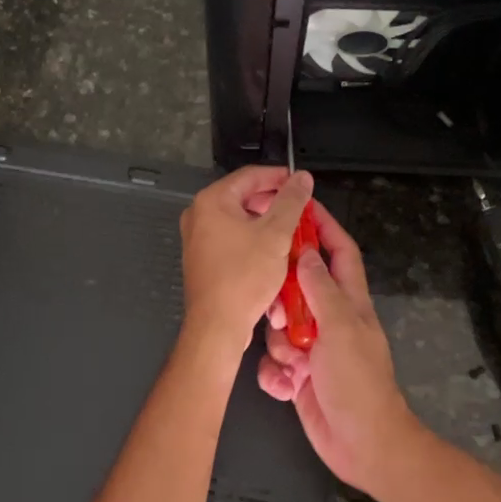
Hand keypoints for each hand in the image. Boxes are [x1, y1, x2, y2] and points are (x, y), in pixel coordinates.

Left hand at [180, 167, 313, 352]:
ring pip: (239, 219)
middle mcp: (199, 214)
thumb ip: (291, 201)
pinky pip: (232, 238)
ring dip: (266, 222)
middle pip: (243, 196)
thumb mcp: (275, 235)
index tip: (301, 183)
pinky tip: (273, 251)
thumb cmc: (243, 278)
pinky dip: (253, 239)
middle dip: (274, 202)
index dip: (279, 177)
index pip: (250, 175)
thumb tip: (302, 177)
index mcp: (212, 201)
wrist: (217, 326)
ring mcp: (198, 237)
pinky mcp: (203, 257)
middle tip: (299, 209)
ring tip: (291, 231)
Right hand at [256, 205, 422, 492]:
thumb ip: (321, 288)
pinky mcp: (299, 376)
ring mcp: (314, 348)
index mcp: (350, 301)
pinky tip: (286, 387)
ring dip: (277, 345)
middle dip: (281, 300)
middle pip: (297, 288)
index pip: (338, 251)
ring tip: (291, 362)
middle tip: (279, 315)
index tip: (298, 206)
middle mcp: (331, 319)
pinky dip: (275, 375)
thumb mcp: (341, 327)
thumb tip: (306, 252)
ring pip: (279, 327)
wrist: (364, 447)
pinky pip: (274, 363)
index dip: (322, 226)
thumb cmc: (358, 382)